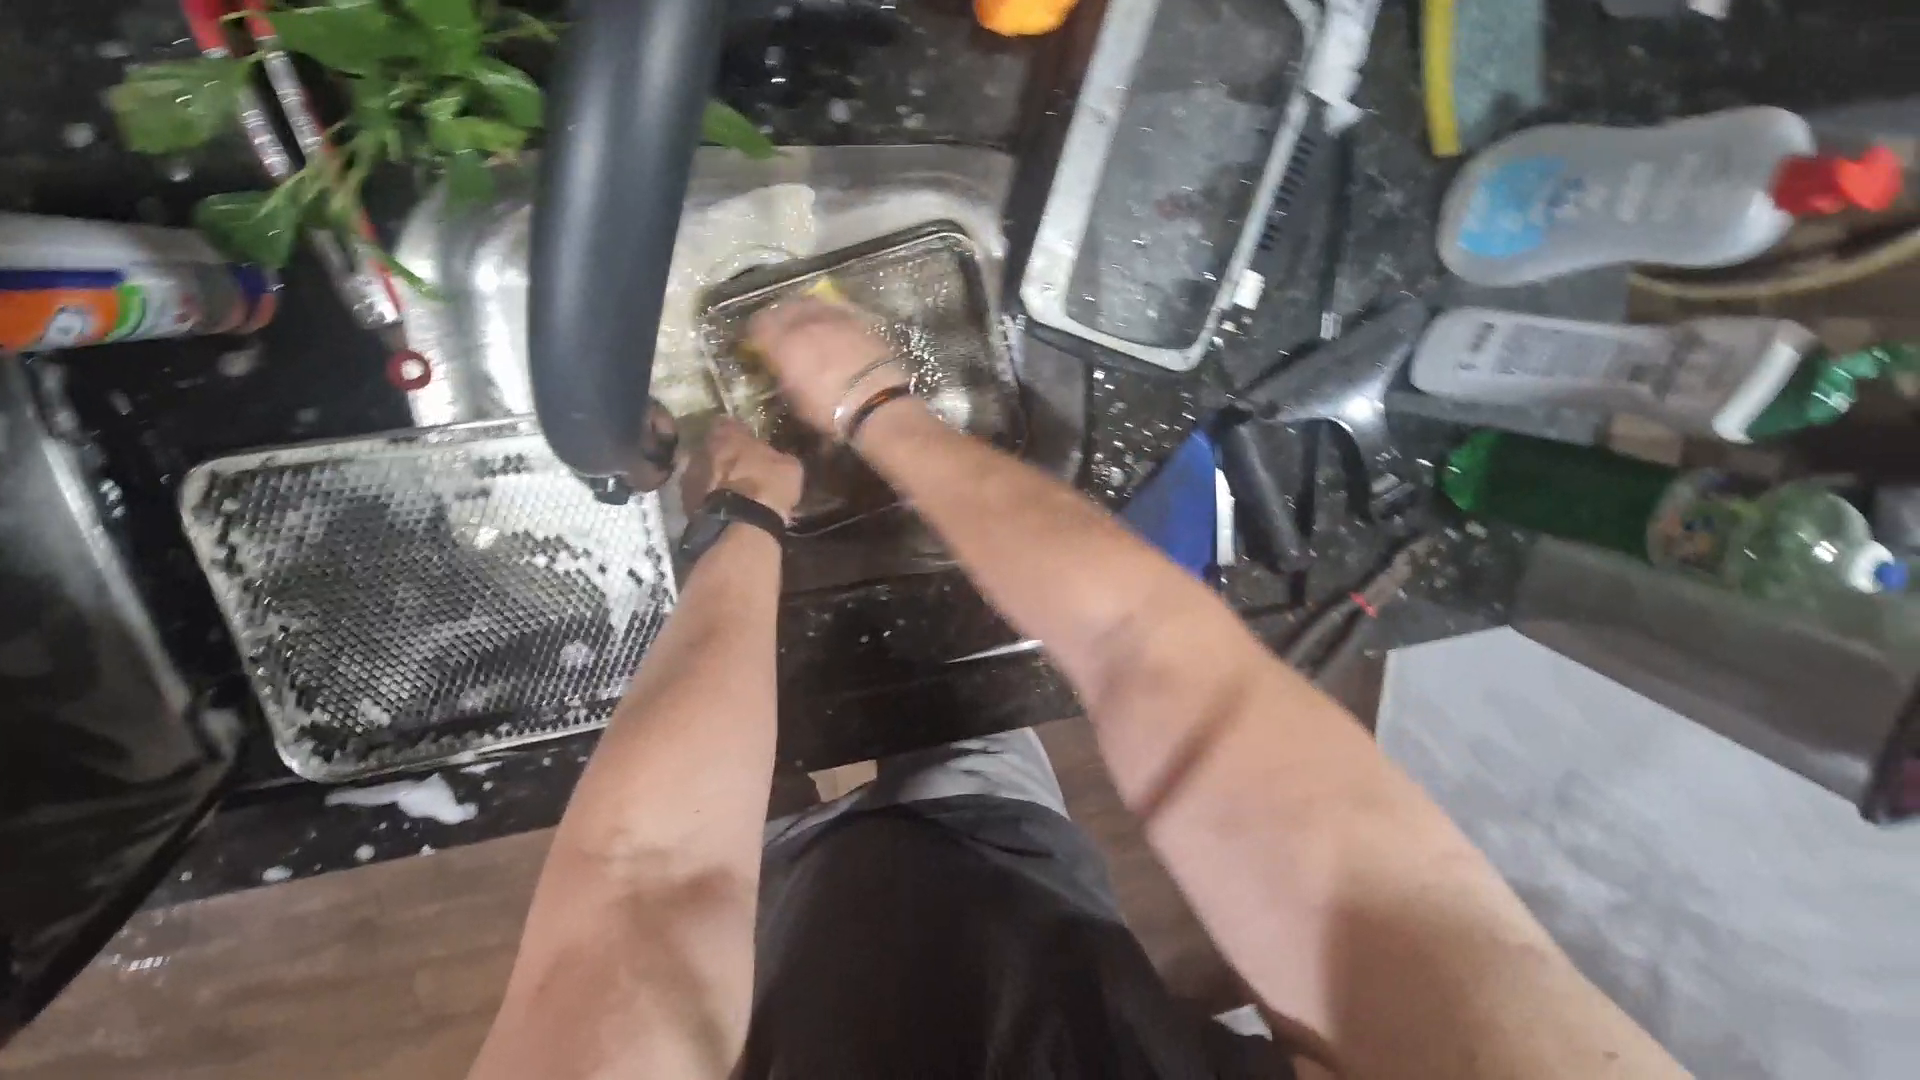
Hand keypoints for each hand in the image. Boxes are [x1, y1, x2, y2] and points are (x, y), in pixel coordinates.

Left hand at [681, 418, 803, 522]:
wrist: (741, 524)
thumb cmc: (767, 485)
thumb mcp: (789, 466)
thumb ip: (778, 455)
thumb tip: (778, 457)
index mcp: (726, 433)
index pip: (728, 423)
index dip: (739, 432)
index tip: (749, 441)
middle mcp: (702, 448)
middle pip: (712, 447)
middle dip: (725, 456)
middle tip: (741, 468)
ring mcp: (689, 475)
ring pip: (704, 471)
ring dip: (715, 478)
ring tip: (733, 492)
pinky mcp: (685, 501)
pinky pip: (701, 494)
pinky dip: (710, 498)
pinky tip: (726, 507)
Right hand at [746, 296, 908, 433]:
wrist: (876, 402)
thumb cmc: (830, 411)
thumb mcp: (795, 399)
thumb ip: (783, 375)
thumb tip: (782, 368)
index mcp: (783, 342)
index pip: (758, 324)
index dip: (755, 333)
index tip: (757, 343)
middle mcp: (805, 322)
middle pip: (782, 307)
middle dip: (778, 317)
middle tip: (780, 332)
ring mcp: (833, 317)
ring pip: (809, 302)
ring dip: (803, 310)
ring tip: (805, 324)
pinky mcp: (858, 319)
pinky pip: (836, 308)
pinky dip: (829, 314)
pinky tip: (833, 326)